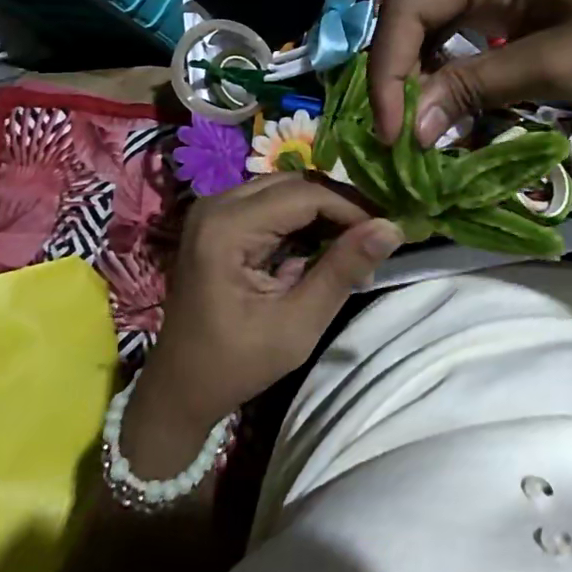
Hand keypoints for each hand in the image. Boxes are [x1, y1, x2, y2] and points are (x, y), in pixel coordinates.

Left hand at [123, 174, 400, 476]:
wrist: (179, 387)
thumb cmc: (236, 363)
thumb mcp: (297, 324)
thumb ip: (342, 270)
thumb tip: (392, 228)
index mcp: (227, 227)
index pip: (306, 194)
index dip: (351, 208)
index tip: (387, 231)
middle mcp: (217, 204)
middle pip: (295, 184)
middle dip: (340, 206)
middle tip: (376, 235)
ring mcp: (214, 209)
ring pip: (286, 188)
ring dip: (323, 211)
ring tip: (356, 243)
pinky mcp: (219, 219)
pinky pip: (271, 203)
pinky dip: (302, 219)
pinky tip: (325, 246)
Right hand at [370, 0, 571, 142]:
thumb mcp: (555, 66)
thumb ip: (474, 89)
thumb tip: (409, 131)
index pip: (411, 3)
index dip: (389, 67)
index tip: (388, 129)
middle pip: (416, 8)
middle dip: (400, 71)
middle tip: (396, 133)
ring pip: (434, 20)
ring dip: (421, 70)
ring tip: (415, 124)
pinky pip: (463, 27)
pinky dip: (450, 65)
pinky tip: (446, 99)